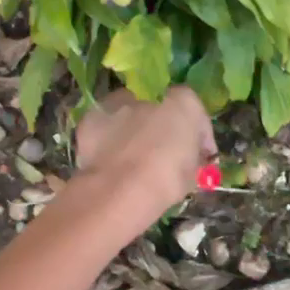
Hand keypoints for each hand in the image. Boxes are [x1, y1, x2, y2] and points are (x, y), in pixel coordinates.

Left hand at [73, 86, 216, 220]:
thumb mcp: (193, 173)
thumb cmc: (166, 182)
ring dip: (133, 130)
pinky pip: (105, 126)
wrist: (119, 191)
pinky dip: (108, 138)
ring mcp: (118, 105)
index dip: (197, 132)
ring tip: (131, 158)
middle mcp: (151, 98)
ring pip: (129, 115)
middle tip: (161, 154)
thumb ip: (194, 157)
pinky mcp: (91, 119)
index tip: (198, 152)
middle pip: (160, 111)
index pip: (195, 110)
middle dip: (161, 128)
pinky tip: (109, 159)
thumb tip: (193, 157)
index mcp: (183, 106)